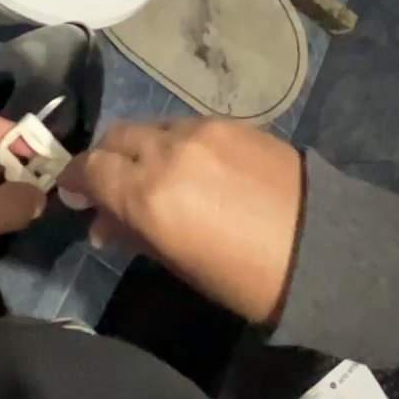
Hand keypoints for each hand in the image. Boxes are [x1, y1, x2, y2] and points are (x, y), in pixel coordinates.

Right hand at [59, 117, 302, 322]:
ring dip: (138, 149)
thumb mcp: (182, 265)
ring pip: (148, 127)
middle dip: (104, 159)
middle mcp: (166, 151)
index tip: (71, 191)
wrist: (326, 246)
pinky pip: (182, 126)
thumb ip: (135, 233)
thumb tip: (104, 222)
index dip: (74, 178)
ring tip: (152, 178)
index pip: (90, 168)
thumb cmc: (248, 278)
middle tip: (110, 187)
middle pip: (115, 138)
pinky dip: (171, 143)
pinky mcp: (227, 121)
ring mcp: (199, 130)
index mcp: (150, 194)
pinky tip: (189, 167)